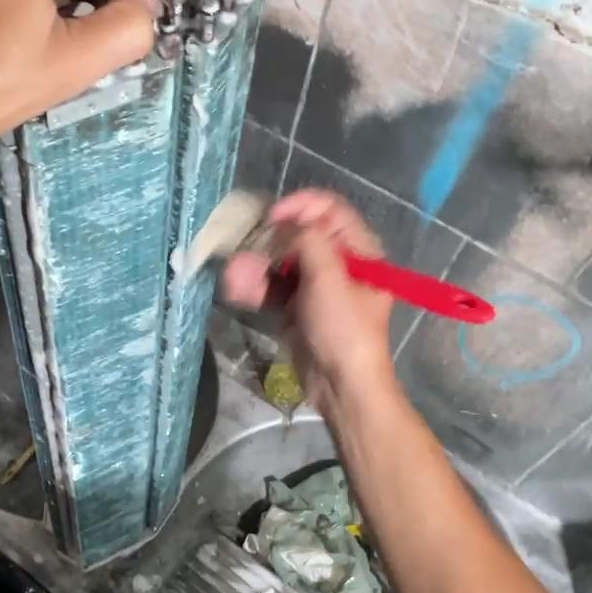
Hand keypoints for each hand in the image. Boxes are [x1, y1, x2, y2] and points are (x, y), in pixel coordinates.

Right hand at [220, 190, 396, 410]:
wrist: (342, 385)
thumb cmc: (344, 329)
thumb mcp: (329, 278)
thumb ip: (306, 241)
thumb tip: (283, 224)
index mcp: (358, 252)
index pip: (330, 212)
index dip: (300, 207)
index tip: (271, 217)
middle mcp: (338, 265)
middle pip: (299, 238)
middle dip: (268, 244)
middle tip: (244, 252)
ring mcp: (316, 290)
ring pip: (280, 265)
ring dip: (255, 268)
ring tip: (232, 277)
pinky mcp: (297, 311)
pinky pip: (273, 290)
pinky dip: (255, 288)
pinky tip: (235, 290)